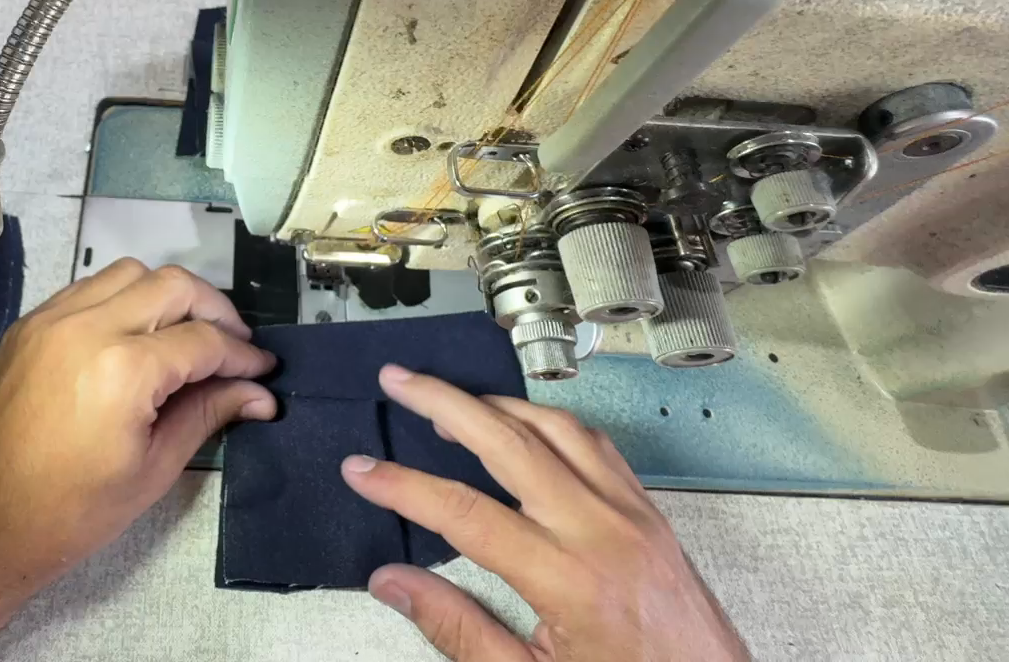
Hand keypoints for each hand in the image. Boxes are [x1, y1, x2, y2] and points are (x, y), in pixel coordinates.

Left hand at [0, 260, 275, 661]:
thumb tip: (260, 393)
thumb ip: (208, 414)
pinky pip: (91, 285)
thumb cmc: (70, 513)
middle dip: (215, 308)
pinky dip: (125, 296)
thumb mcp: (153, 471)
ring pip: (131, 271)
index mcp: (122, 369)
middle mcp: (87, 324)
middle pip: (173, 284)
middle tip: (234, 343)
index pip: (203, 341)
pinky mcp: (31, 321)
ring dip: (168, 293)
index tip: (264, 369)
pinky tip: (137, 331)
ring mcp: (53, 316)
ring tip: (187, 332)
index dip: (243, 354)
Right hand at [340, 365, 747, 661]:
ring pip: (551, 425)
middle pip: (506, 439)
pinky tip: (517, 424)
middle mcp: (601, 530)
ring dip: (491, 403)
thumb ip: (457, 629)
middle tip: (396, 379)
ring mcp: (630, 511)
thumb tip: (389, 579)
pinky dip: (543, 419)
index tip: (359, 470)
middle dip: (442, 401)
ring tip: (446, 401)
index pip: (464, 513)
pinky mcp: (648, 508)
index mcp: (569, 581)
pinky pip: (591, 441)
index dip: (402, 486)